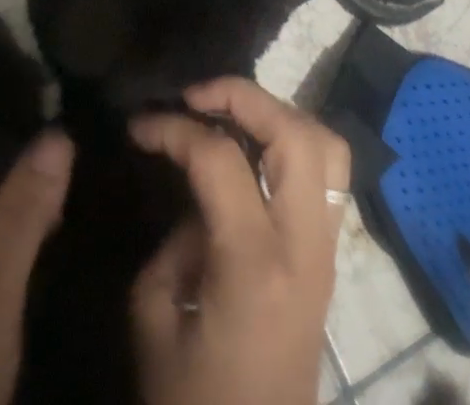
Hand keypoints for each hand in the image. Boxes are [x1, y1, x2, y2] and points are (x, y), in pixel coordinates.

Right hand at [130, 79, 350, 404]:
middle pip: (297, 134)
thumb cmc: (192, 394)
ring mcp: (327, 250)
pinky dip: (295, 143)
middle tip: (195, 95)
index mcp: (254, 262)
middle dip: (244, 96)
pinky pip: (328, 176)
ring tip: (230, 114)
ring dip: (279, 114)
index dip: (174, 128)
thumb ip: (175, 241)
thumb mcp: (154, 316)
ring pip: (329, 147)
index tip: (139, 125)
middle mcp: (305, 245)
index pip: (221, 159)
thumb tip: (196, 201)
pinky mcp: (331, 258)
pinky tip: (255, 150)